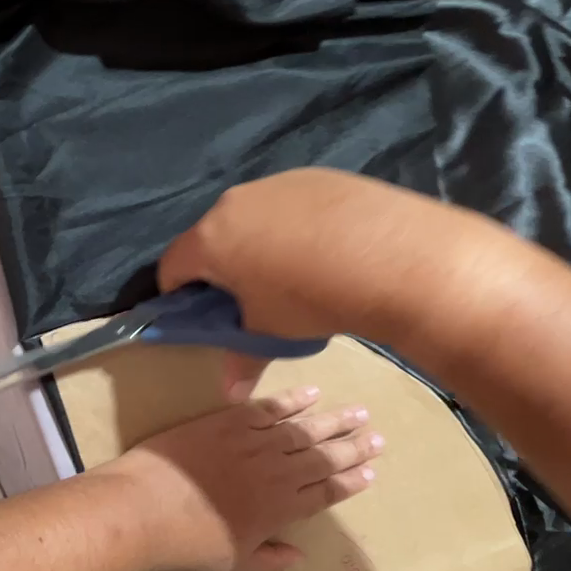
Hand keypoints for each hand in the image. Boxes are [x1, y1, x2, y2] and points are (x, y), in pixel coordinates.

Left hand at [97, 385, 383, 570]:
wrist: (145, 508)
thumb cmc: (188, 543)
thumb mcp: (233, 564)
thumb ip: (269, 561)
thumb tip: (299, 555)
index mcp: (281, 509)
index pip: (326, 492)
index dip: (350, 481)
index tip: (371, 472)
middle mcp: (276, 473)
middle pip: (322, 457)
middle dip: (353, 448)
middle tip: (377, 437)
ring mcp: (252, 444)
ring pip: (303, 429)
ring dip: (333, 420)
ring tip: (358, 412)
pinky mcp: (227, 422)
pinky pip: (268, 408)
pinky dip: (291, 400)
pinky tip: (311, 393)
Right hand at [159, 168, 517, 397]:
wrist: (399, 257)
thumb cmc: (312, 299)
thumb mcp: (269, 333)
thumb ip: (241, 359)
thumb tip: (230, 394)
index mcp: (210, 238)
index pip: (171, 265)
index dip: (177, 295)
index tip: (199, 316)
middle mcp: (235, 201)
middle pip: (210, 238)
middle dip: (220, 268)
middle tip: (248, 300)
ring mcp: (277, 183)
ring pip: (250, 219)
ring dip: (256, 245)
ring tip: (292, 276)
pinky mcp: (316, 176)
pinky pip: (288, 206)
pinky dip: (293, 228)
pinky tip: (324, 252)